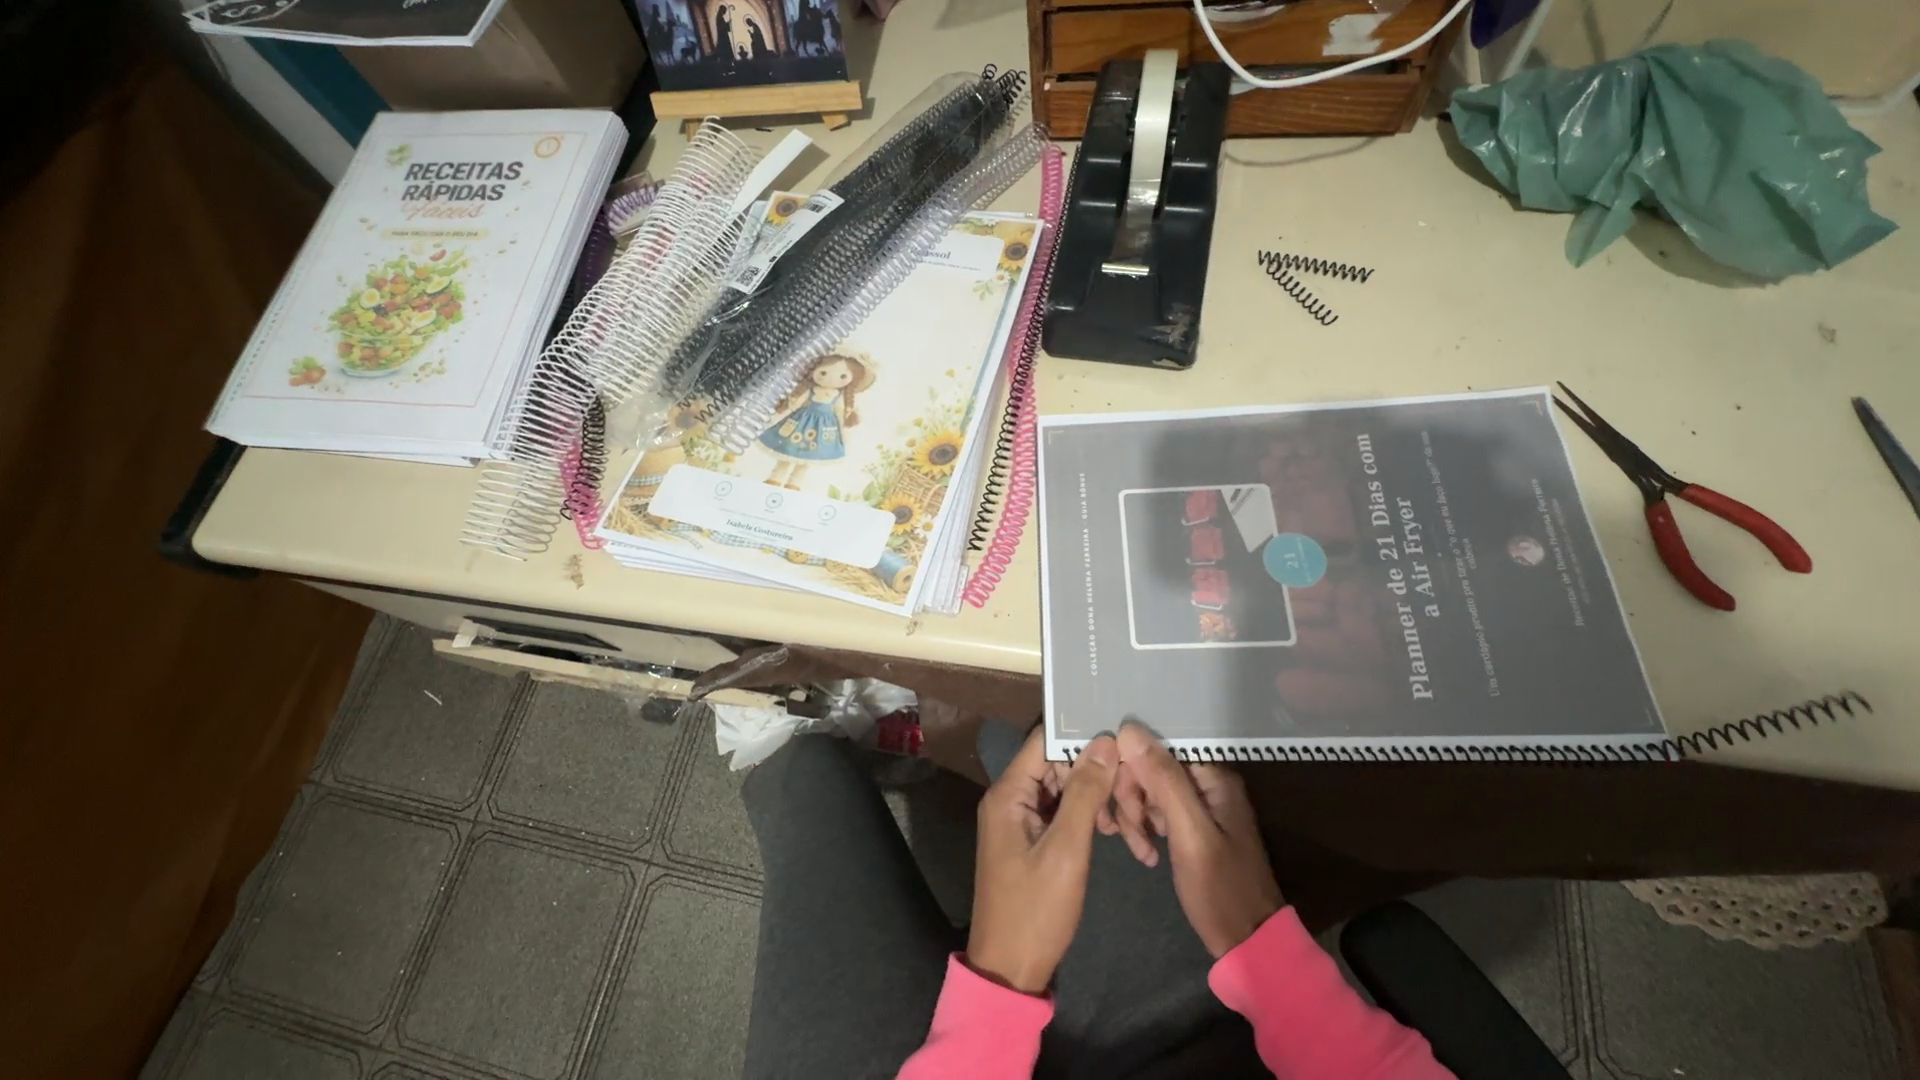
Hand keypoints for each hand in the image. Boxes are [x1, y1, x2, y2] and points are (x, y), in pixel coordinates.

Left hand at [966, 727, 1119, 993]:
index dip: (1080, 733)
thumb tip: (1105, 741)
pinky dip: (1085, 814)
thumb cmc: (1036, 909)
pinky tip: (1114, 827)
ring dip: (1093, 793)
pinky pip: (1060, 811)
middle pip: (1055, 762)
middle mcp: (1009, 798)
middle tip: (1134, 778)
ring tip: (1129, 809)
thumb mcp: (1066, 850)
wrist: (1010, 969)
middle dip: (1093, 767)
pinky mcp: (1030, 839)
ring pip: (1062, 787)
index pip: (1044, 740)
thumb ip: (1084, 793)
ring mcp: (1019, 819)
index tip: (1121, 732)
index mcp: (1008, 793)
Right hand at [1113, 724, 1284, 957]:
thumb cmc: (1221, 890)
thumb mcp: (1190, 835)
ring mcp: (1198, 804)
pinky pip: (1154, 811)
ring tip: (1142, 852)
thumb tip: (1129, 730)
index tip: (1124, 808)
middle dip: (1131, 800)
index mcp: (1212, 776)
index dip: (1131, 773)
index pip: (1155, 748)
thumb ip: (1163, 781)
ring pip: (1145, 791)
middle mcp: (1205, 782)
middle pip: (1148, 769)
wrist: (1246, 942)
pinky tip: (1147, 855)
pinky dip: (1143, 830)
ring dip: (1134, 819)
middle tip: (1133, 835)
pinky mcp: (1189, 825)